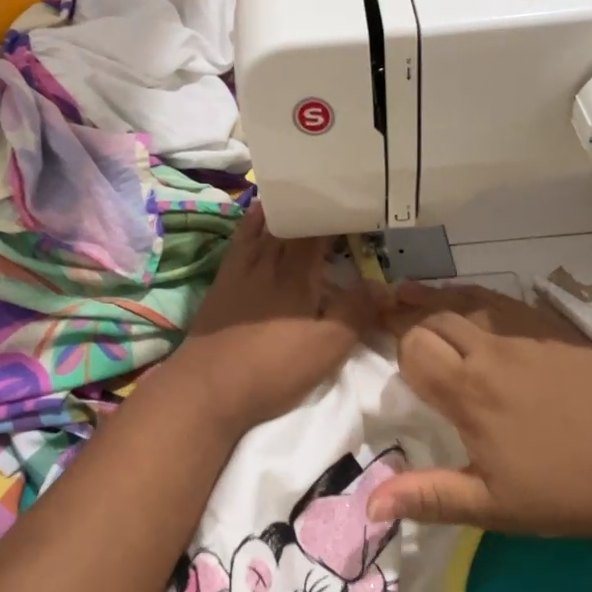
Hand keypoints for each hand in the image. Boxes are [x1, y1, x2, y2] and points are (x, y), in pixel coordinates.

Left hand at [164, 204, 362, 431]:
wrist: (206, 387)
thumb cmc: (271, 369)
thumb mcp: (326, 348)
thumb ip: (357, 312)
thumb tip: (385, 286)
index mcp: (298, 271)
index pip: (320, 229)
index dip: (340, 216)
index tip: (361, 211)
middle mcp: (269, 258)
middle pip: (295, 223)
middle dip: (319, 213)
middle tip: (341, 208)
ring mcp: (242, 266)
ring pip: (268, 225)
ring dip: (290, 212)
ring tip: (308, 204)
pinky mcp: (224, 279)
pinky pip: (242, 237)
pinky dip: (255, 221)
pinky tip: (261, 214)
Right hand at [367, 283, 591, 541]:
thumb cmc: (562, 491)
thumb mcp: (492, 506)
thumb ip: (429, 496)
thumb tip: (368, 503)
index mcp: (470, 392)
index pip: (414, 347)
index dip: (395, 344)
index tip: (378, 341)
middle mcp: (491, 352)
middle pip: (436, 316)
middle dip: (407, 313)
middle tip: (383, 308)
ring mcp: (526, 336)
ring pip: (468, 301)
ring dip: (435, 297)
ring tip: (410, 290)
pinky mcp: (554, 332)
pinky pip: (503, 301)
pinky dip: (474, 296)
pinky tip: (470, 301)